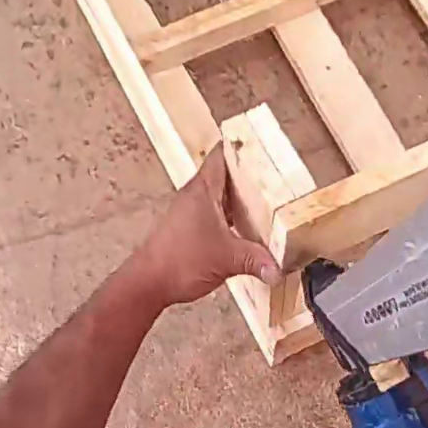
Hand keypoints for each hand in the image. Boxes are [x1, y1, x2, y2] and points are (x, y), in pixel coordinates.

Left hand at [122, 147, 280, 307]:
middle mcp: (196, 196)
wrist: (150, 283)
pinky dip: (232, 219)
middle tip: (275, 176)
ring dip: (241, 199)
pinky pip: (216, 216)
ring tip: (268, 201)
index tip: (263, 144)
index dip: (242, 145)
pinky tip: (248, 230)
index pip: (222, 153)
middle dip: (249, 175)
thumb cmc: (182, 261)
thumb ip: (255, 260)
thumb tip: (277, 269)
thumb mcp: (227, 259)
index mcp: (203, 189)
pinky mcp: (190, 230)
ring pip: (221, 197)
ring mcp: (191, 213)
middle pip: (226, 174)